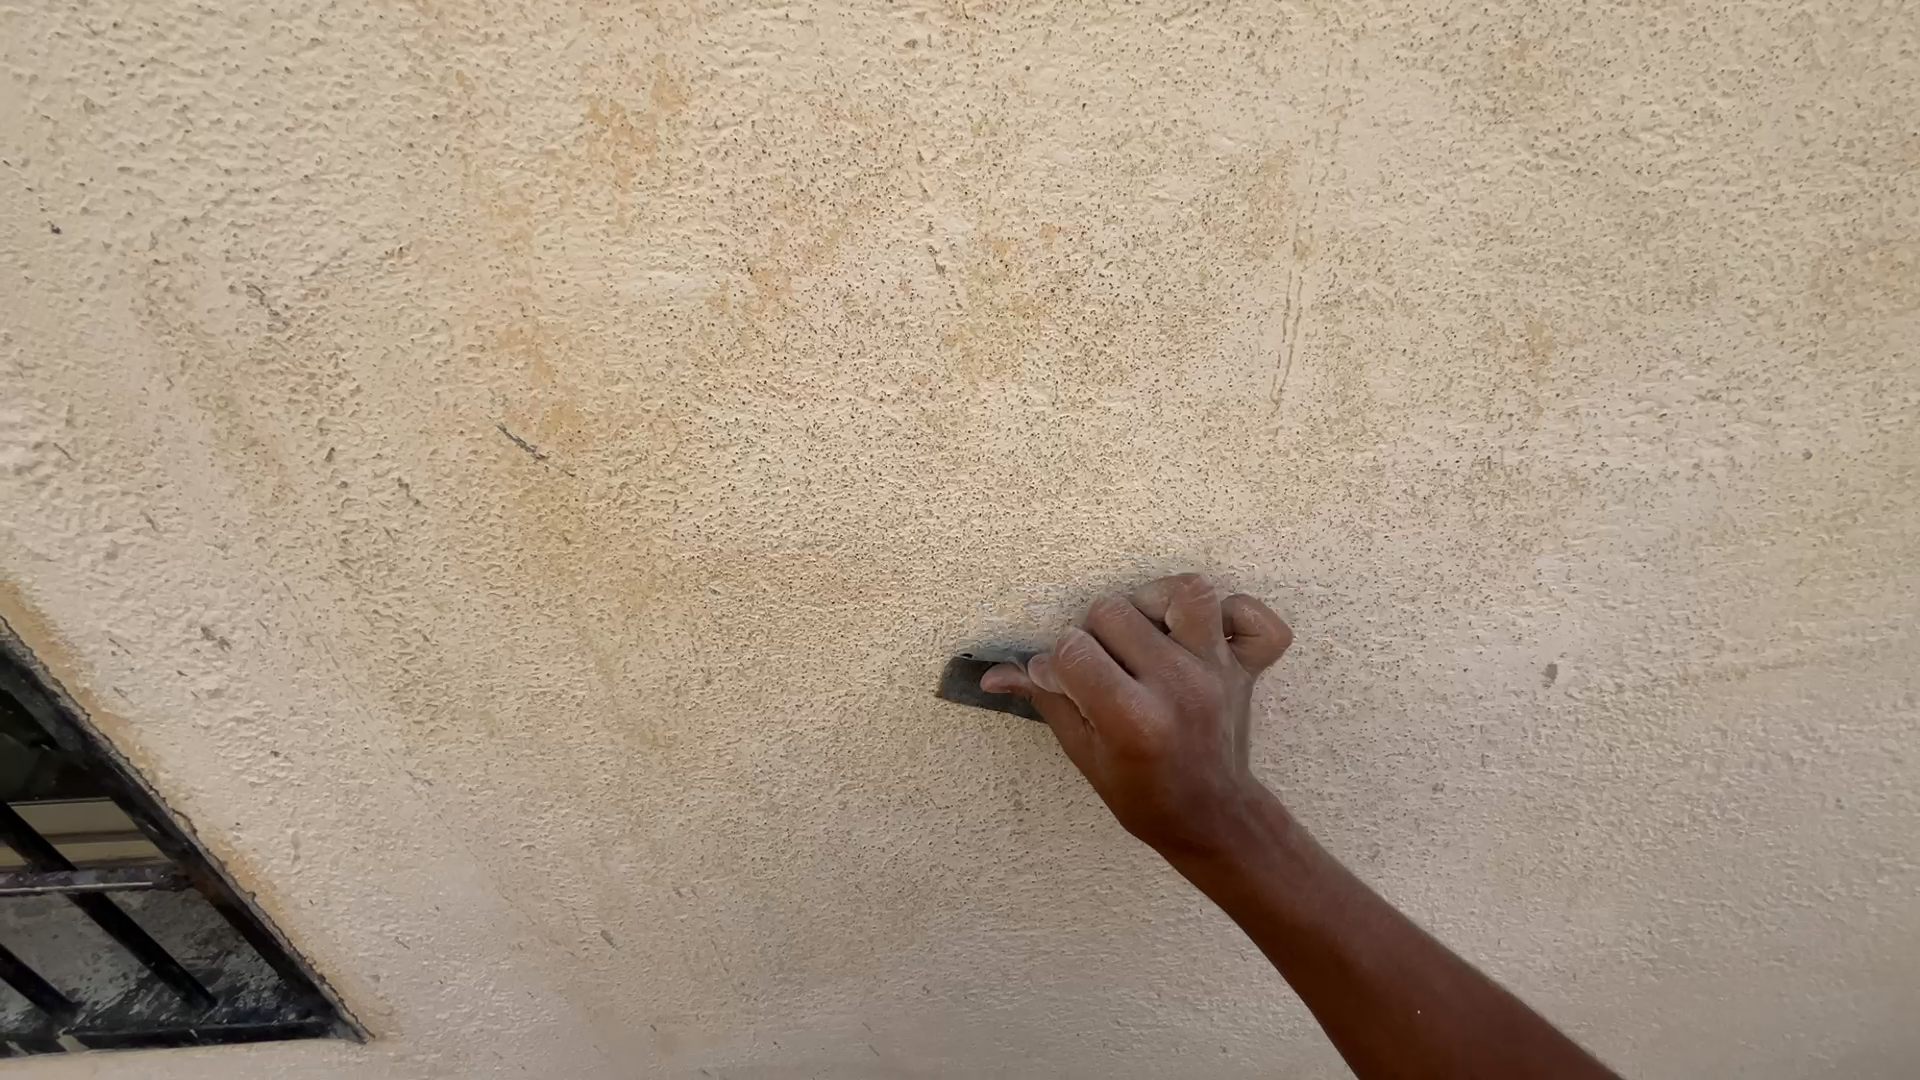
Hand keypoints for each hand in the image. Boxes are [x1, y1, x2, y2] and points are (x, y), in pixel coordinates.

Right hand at [981, 574, 1292, 857]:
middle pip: (1114, 611)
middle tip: (1100, 664)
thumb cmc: (1142, 793)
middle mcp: (1179, 687)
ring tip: (1142, 631)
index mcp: (1133, 719)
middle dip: (1092, 633)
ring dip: (1153, 602)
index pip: (1072, 650)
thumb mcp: (1083, 753)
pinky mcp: (1246, 668)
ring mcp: (1217, 673)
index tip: (1062, 681)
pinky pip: (1255, 617)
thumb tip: (994, 674)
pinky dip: (1233, 612)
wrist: (1212, 817)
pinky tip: (1200, 631)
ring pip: (1185, 592)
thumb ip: (1045, 700)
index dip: (1055, 662)